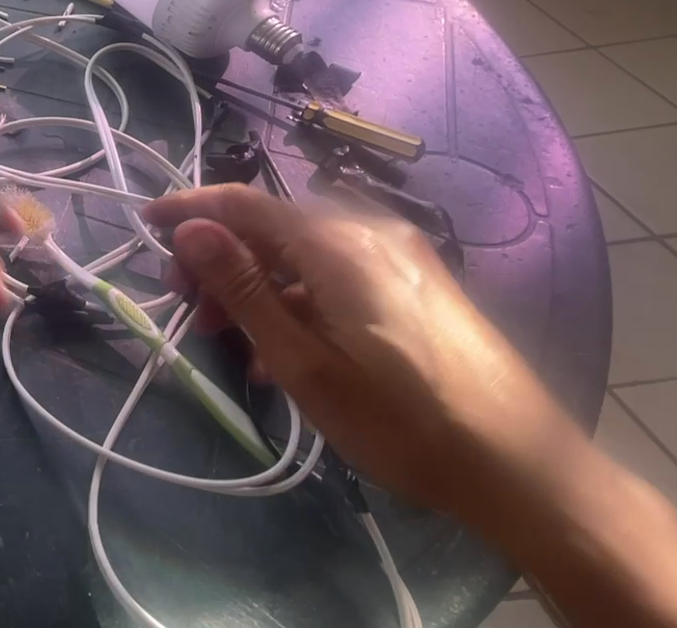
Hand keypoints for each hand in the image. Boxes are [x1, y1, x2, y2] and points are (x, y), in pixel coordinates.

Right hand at [142, 184, 584, 519]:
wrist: (531, 476)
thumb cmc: (403, 421)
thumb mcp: (304, 361)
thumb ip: (242, 288)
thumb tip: (188, 228)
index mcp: (338, 244)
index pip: (242, 202)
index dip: (187, 207)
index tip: (144, 223)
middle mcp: (369, 234)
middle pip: (268, 227)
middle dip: (218, 259)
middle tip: (186, 306)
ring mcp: (399, 258)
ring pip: (299, 254)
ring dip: (253, 286)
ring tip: (229, 338)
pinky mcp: (416, 285)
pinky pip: (334, 275)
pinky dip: (295, 300)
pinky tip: (284, 351)